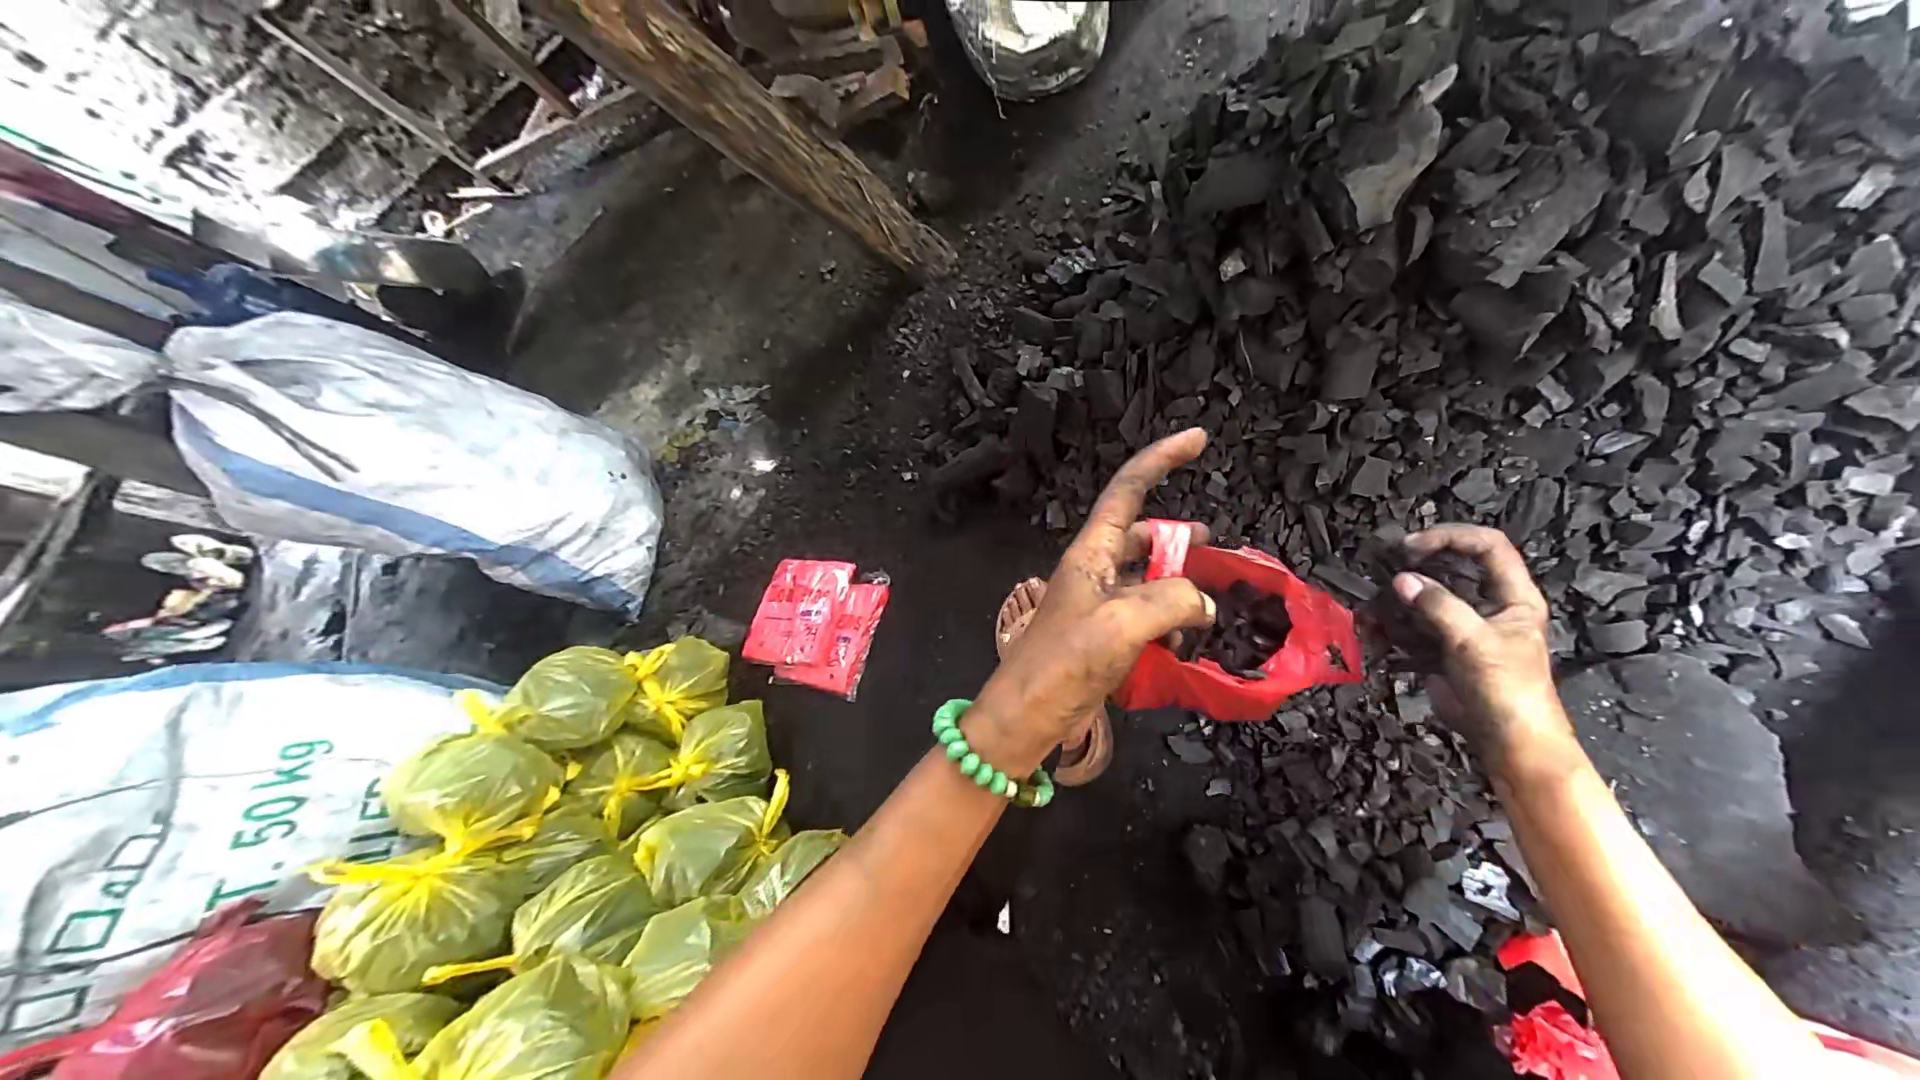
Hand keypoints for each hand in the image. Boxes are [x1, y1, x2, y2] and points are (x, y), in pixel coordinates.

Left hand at [966, 429, 1217, 771]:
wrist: (1028, 714)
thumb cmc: (1066, 661)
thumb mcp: (1124, 622)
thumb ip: (1174, 601)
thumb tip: (1204, 602)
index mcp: (1091, 552)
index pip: (1128, 490)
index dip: (1161, 459)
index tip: (1198, 439)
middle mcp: (1095, 570)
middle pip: (1144, 536)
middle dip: (1180, 539)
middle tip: (1216, 548)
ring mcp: (1100, 604)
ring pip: (1150, 579)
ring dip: (1180, 586)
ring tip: (1211, 602)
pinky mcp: (1106, 636)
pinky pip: (1147, 616)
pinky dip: (1171, 622)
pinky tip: (1185, 643)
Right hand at [1391, 525, 1576, 782]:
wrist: (1506, 740)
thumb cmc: (1507, 689)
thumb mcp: (1475, 642)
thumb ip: (1439, 607)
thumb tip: (1402, 580)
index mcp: (1512, 597)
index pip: (1487, 547)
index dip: (1450, 538)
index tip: (1412, 547)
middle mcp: (1487, 606)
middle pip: (1450, 569)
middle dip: (1415, 567)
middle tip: (1384, 567)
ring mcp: (1462, 627)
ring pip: (1424, 599)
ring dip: (1395, 601)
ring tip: (1370, 607)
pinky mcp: (1441, 648)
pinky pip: (1410, 628)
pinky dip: (1389, 628)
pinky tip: (1372, 631)